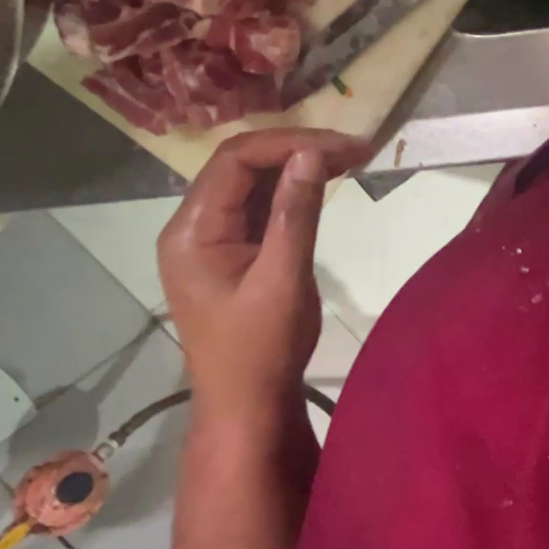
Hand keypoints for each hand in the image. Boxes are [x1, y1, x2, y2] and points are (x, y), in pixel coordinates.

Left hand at [158, 129, 368, 417]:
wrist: (248, 403)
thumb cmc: (262, 346)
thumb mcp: (283, 277)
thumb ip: (297, 212)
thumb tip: (312, 154)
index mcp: (193, 231)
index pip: (235, 160)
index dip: (289, 144)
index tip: (342, 147)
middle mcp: (195, 225)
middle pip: (243, 164)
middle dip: (299, 149)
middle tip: (356, 150)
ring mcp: (214, 237)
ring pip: (255, 181)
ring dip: (300, 165)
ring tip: (352, 159)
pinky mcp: (236, 248)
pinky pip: (263, 204)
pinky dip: (296, 188)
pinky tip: (329, 181)